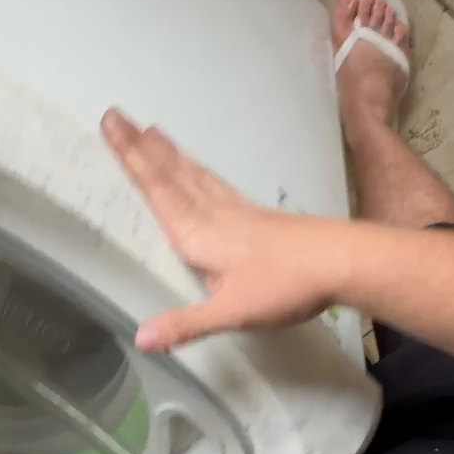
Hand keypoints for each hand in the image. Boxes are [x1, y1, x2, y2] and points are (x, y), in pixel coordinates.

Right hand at [102, 109, 352, 351]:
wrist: (342, 261)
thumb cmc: (285, 285)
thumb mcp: (232, 312)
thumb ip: (185, 324)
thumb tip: (140, 338)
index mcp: (199, 233)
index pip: (157, 189)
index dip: (131, 158)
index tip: (110, 123)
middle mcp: (214, 214)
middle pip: (172, 173)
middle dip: (142, 146)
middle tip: (118, 115)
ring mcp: (238, 211)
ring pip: (195, 175)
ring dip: (170, 154)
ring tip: (152, 132)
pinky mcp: (257, 216)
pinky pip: (216, 185)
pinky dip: (198, 171)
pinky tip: (200, 174)